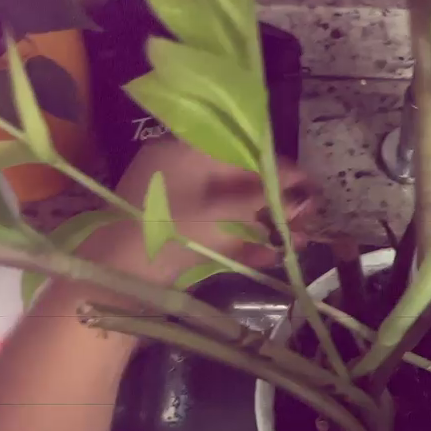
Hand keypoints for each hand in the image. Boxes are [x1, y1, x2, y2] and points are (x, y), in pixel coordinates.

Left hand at [80, 141, 313, 286]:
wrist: (120, 279)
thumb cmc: (170, 232)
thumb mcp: (222, 213)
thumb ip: (263, 201)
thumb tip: (300, 197)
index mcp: (184, 153)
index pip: (240, 151)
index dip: (278, 169)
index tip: (310, 185)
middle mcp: (179, 174)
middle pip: (237, 182)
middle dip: (275, 202)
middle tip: (308, 219)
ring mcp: (176, 208)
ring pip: (229, 212)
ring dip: (264, 226)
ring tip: (298, 243)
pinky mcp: (176, 238)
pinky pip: (215, 233)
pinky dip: (242, 244)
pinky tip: (271, 258)